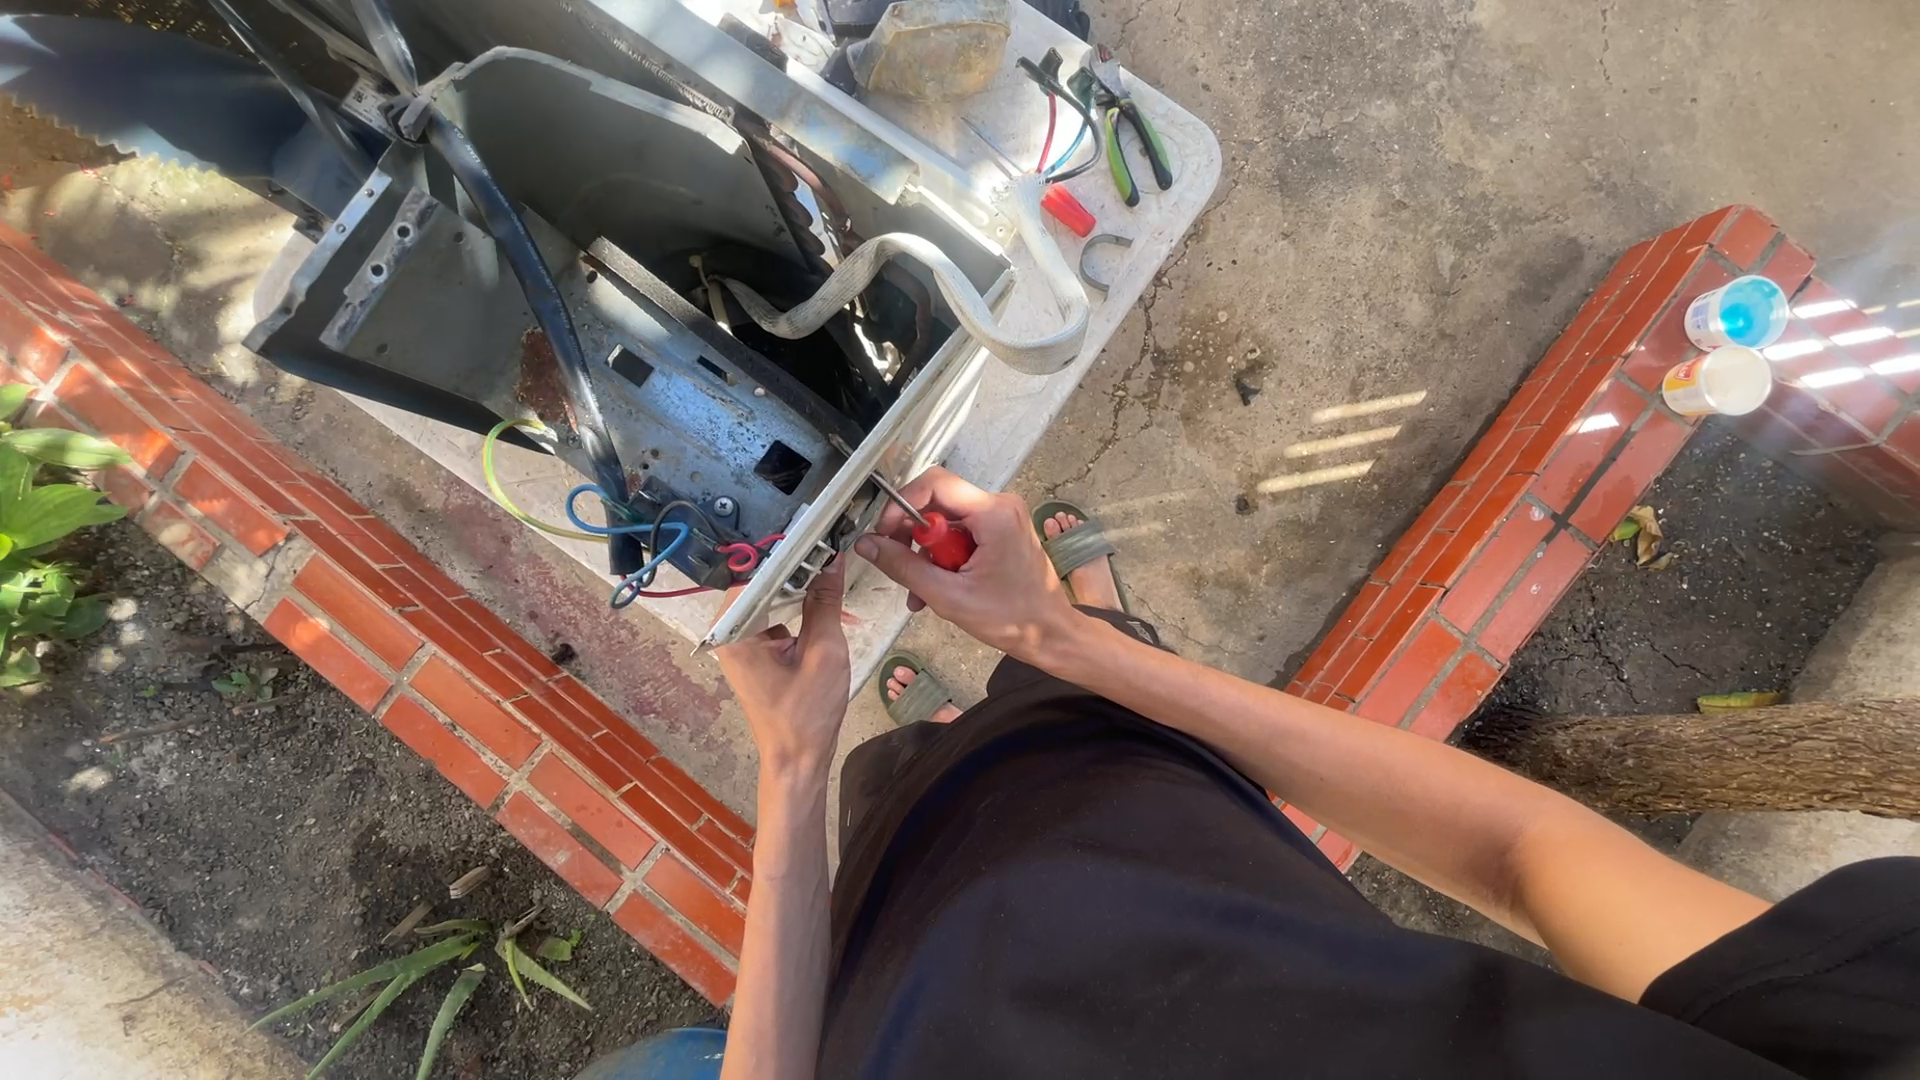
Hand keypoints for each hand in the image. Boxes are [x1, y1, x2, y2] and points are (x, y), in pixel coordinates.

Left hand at [714, 557, 850, 780]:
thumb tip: (833, 560)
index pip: (756, 575)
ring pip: (769, 599)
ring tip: (828, 567)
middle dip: (796, 568)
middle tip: (828, 549)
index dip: (787, 554)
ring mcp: (741, 644)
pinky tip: (821, 598)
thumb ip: (826, 602)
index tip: (816, 535)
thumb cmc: (808, 713)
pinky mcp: (755, 654)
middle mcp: (730, 634)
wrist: (798, 760)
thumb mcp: (824, 651)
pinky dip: (796, 607)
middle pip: (761, 584)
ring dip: (798, 587)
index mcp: (735, 633)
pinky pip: (774, 617)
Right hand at [853, 467, 1078, 662]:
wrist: (1051, 634)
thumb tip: (868, 545)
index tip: (886, 533)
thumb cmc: (1013, 619)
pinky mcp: (1002, 531)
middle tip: (898, 562)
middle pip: (938, 502)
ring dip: (927, 553)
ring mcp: (1003, 517)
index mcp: (994, 514)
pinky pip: (961, 533)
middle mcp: (1001, 506)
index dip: (902, 504)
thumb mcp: (948, 596)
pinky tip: (937, 587)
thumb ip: (904, 567)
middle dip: (913, 534)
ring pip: (946, 521)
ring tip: (920, 590)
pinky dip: (944, 558)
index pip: (934, 483)